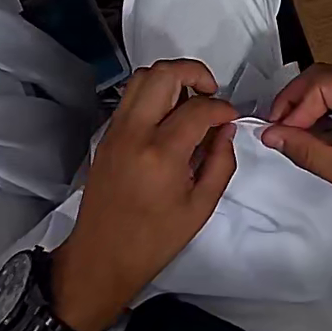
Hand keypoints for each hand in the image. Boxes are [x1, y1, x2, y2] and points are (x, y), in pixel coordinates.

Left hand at [53, 59, 238, 330]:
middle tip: (211, 94)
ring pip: (143, 76)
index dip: (222, 108)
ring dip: (171, 78)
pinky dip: (153, 93)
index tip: (230, 118)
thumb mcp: (201, 207)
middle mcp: (134, 132)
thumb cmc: (153, 240)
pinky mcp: (106, 134)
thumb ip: (221, 162)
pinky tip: (169, 116)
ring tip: (190, 101)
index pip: (198, 108)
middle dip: (195, 73)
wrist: (101, 256)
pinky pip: (131, 96)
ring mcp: (115, 130)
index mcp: (161, 154)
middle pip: (164, 74)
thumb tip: (225, 130)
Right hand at [262, 65, 331, 251]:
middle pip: (326, 79)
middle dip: (298, 102)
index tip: (277, 131)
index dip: (293, 106)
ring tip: (295, 136)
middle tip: (279, 129)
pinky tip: (318, 139)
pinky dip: (328, 116)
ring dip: (311, 109)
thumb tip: (272, 134)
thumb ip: (305, 149)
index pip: (320, 84)